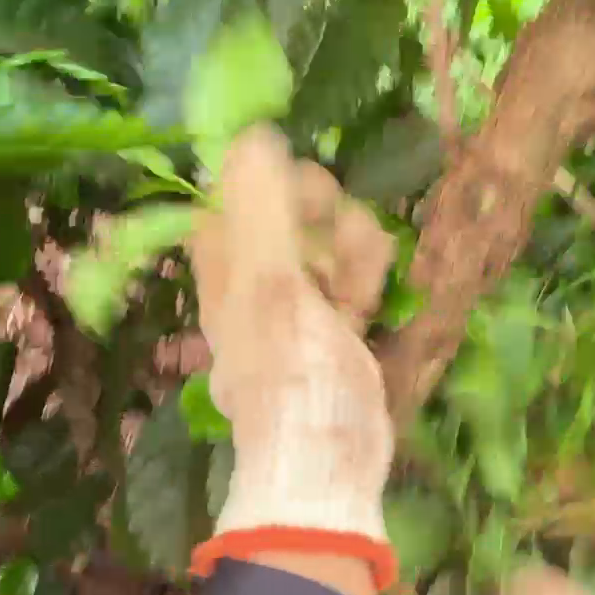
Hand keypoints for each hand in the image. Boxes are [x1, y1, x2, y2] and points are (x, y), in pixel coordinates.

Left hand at [188, 126, 397, 594]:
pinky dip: (366, 279)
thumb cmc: (292, 378)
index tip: (308, 200)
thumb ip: (260, 210)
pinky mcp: (335, 318)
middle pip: (296, 203)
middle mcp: (256, 271)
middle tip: (332, 259)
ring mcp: (298, 296)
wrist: (326, 461)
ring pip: (332, 234)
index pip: (242, 184)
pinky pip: (353, 270)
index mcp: (227, 260)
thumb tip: (251, 133)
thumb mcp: (272, 288)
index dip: (279, 179)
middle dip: (329, 218)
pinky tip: (367, 308)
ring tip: (354, 299)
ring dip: (355, 252)